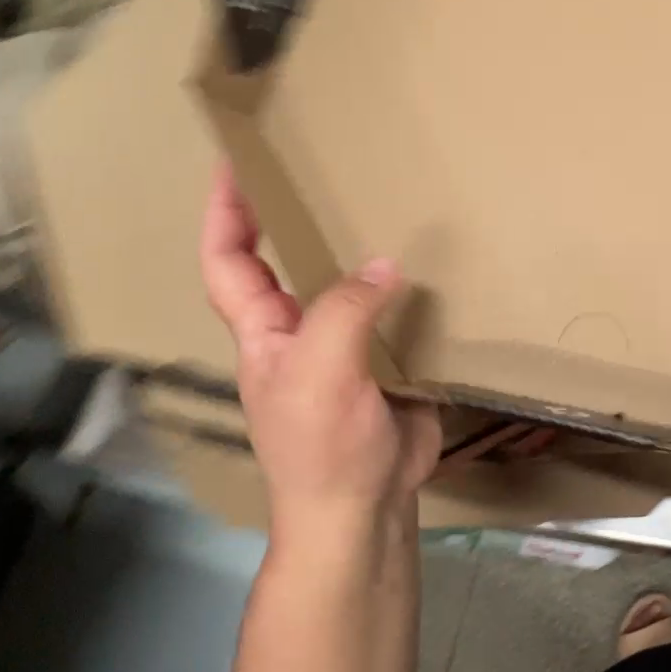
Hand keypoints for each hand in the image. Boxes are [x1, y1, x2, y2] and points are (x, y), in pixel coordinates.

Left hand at [199, 166, 441, 533]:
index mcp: (265, 333)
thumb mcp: (319, 372)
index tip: (236, 164)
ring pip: (353, 291)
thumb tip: (387, 265)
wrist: (366, 507)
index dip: (226, 213)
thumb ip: (345, 312)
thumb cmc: (321, 446)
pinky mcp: (394, 368)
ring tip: (395, 212)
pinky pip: (402, 318)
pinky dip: (418, 294)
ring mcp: (350, 352)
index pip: (231, 262)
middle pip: (291, 266)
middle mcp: (303, 335)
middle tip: (328, 174)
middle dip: (300, 220)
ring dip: (368, 255)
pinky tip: (444, 274)